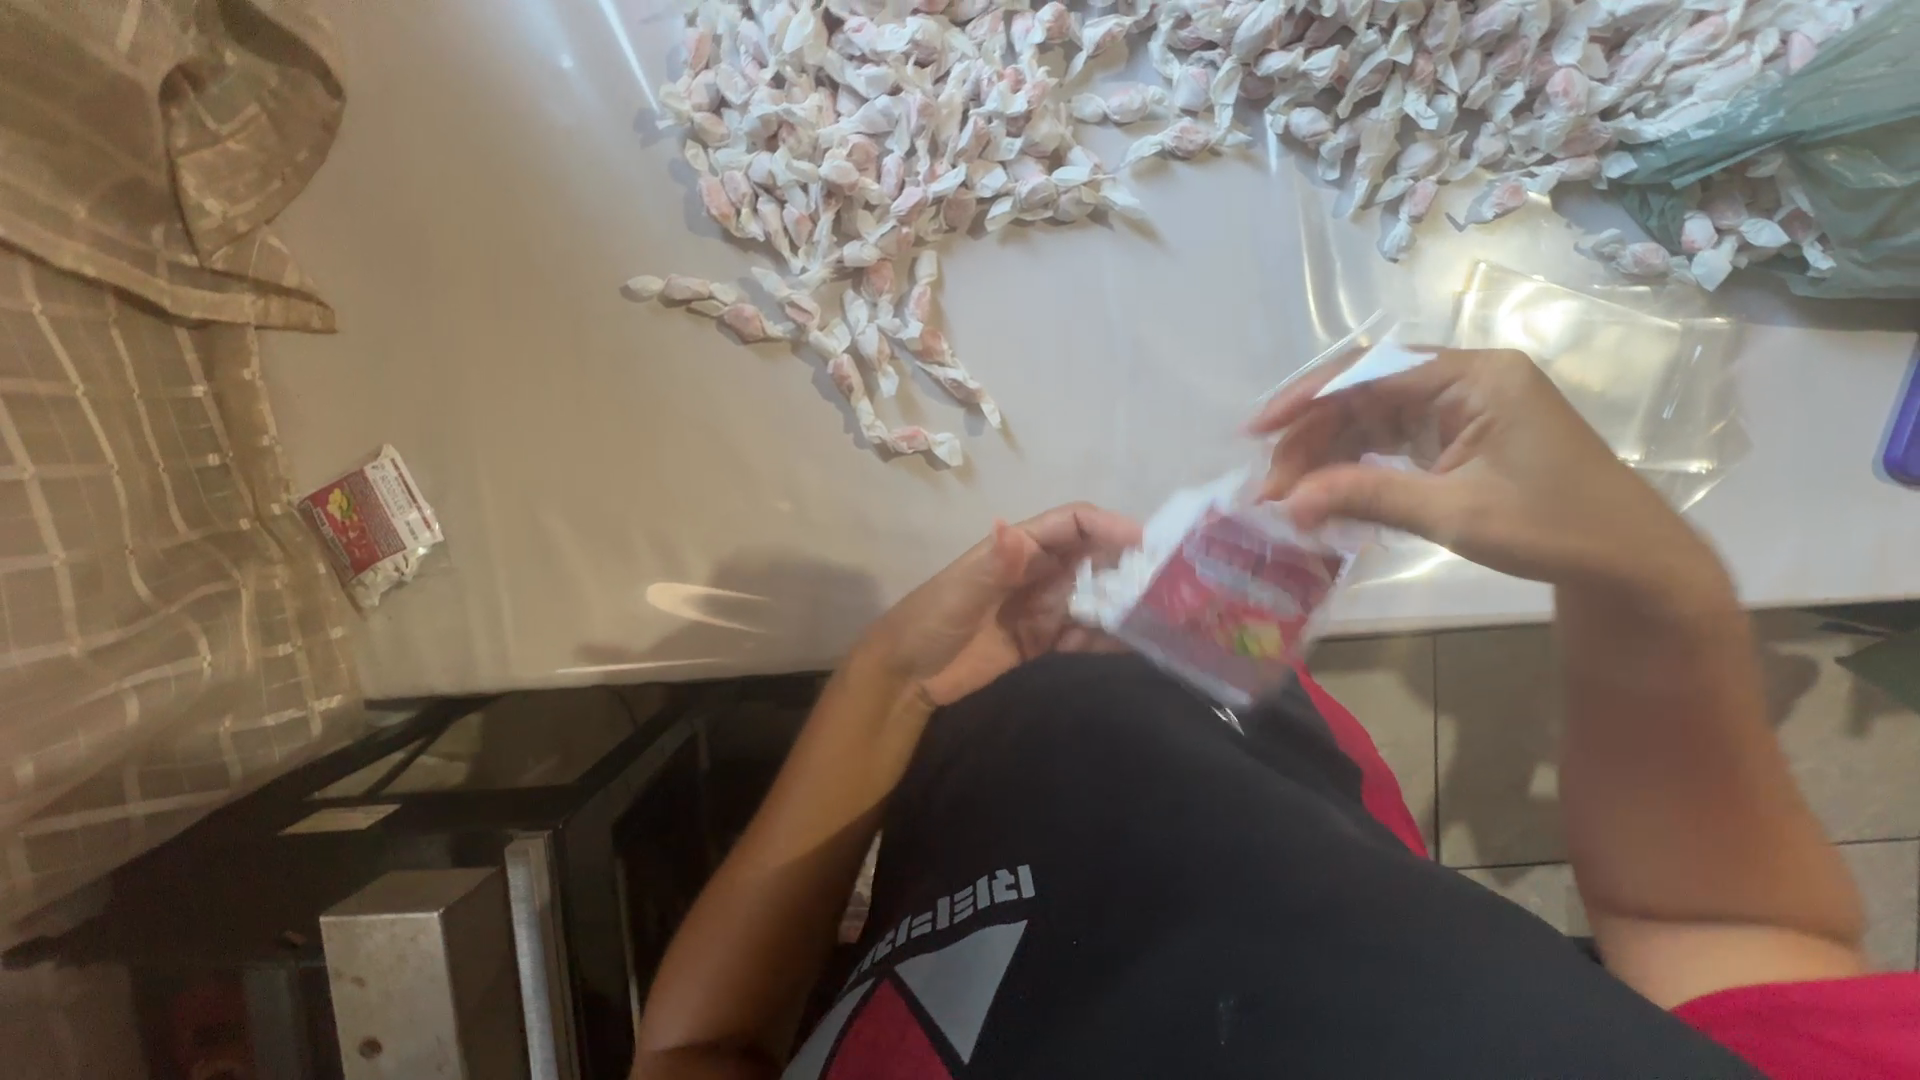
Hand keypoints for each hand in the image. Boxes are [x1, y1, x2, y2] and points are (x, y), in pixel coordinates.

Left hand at [850, 502, 1141, 707]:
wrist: (906, 679)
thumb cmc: (927, 623)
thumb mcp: (958, 593)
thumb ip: (992, 566)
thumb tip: (1014, 531)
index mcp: (1016, 550)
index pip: (1072, 524)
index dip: (1108, 526)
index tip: (1146, 543)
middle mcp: (1037, 574)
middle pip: (1093, 559)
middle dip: (1129, 565)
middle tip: (1173, 582)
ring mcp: (1042, 609)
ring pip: (1095, 598)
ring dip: (1125, 603)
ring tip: (1166, 614)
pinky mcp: (1043, 644)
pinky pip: (1085, 636)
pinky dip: (1110, 639)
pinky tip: (1139, 645)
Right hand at [1251, 348, 1723, 598]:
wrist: (1628, 561)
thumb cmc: (1554, 528)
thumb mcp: (1453, 513)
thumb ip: (1366, 497)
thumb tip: (1287, 504)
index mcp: (1474, 376)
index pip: (1369, 370)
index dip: (1305, 398)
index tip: (1257, 431)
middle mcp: (1463, 380)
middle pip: (1363, 394)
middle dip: (1310, 439)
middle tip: (1270, 486)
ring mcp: (1459, 408)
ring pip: (1369, 419)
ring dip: (1326, 456)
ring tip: (1289, 497)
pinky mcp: (1456, 437)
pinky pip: (1389, 441)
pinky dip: (1354, 467)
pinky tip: (1325, 494)